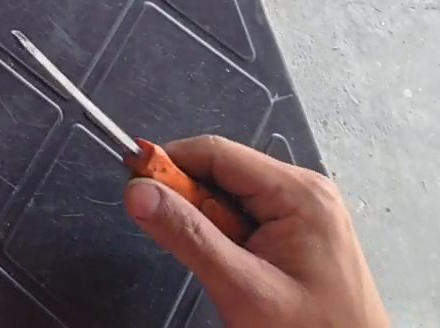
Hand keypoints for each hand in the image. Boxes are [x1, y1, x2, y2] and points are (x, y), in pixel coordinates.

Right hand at [124, 136, 388, 327]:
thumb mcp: (243, 289)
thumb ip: (187, 235)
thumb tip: (136, 191)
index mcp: (300, 193)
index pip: (211, 151)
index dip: (167, 165)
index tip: (137, 189)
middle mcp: (303, 191)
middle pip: (215, 170)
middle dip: (192, 203)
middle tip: (195, 246)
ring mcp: (302, 208)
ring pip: (222, 192)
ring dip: (207, 222)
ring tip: (227, 264)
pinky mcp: (295, 227)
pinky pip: (238, 212)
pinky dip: (224, 234)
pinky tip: (238, 264)